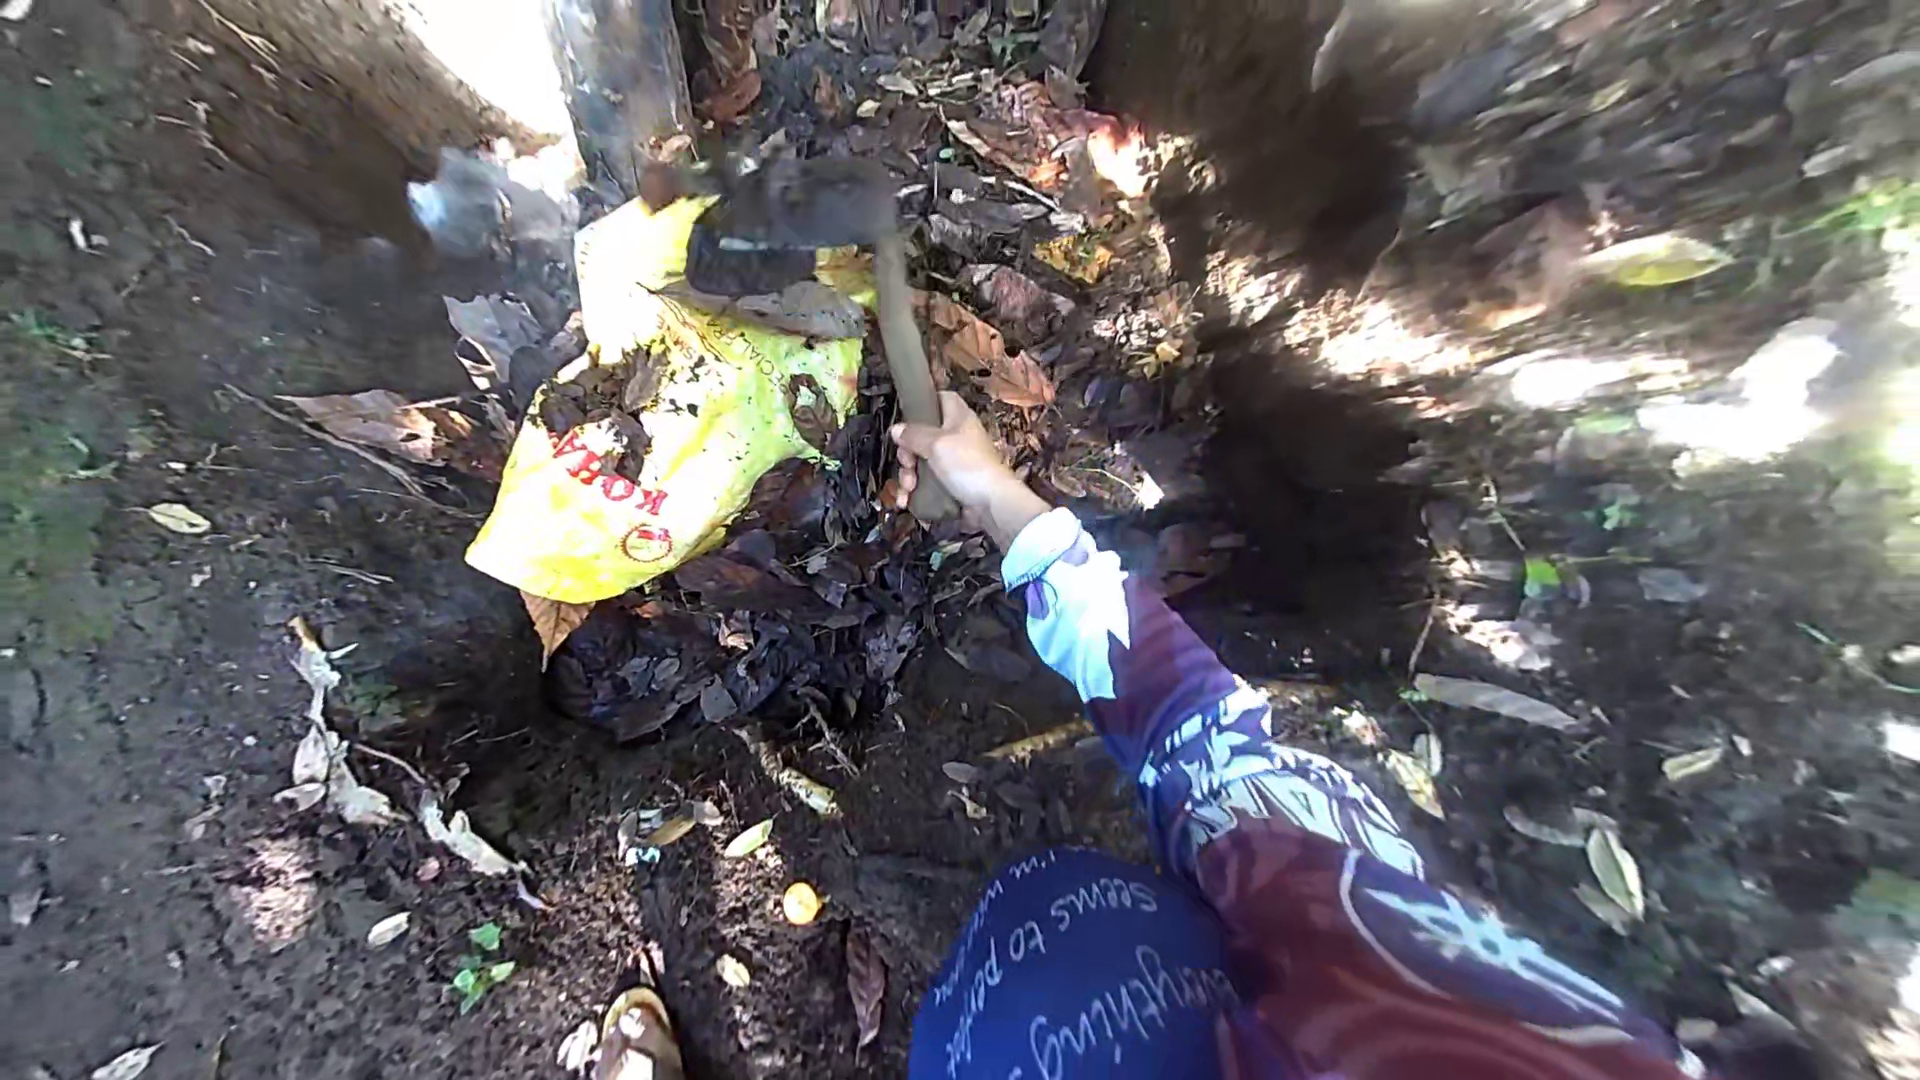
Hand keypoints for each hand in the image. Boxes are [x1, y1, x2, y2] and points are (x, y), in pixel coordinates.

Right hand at [889, 392, 1051, 548]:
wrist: (991, 503)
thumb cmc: (968, 465)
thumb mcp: (937, 443)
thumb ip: (914, 434)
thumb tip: (897, 430)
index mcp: (959, 418)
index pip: (942, 398)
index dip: (925, 404)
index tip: (908, 417)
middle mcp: (958, 438)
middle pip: (923, 436)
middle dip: (908, 452)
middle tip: (907, 463)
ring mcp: (955, 462)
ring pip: (922, 462)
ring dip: (909, 475)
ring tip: (909, 487)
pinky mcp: (952, 484)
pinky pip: (927, 483)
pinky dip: (915, 491)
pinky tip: (906, 500)